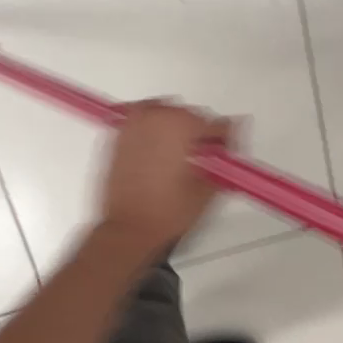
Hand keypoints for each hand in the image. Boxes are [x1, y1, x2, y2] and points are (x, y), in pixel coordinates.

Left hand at [97, 100, 235, 253]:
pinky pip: (140, 123)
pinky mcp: (116, 136)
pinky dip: (150, 132)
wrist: (128, 228)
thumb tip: (226, 153)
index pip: (214, 123)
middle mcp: (155, 117)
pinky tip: (156, 152)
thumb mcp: (206, 191)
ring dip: (173, 130)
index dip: (223, 141)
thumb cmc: (160, 214)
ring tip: (178, 157)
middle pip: (188, 115)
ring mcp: (132, 124)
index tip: (223, 154)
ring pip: (163, 114)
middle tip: (202, 159)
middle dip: (197, 134)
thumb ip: (223, 164)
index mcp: (181, 125)